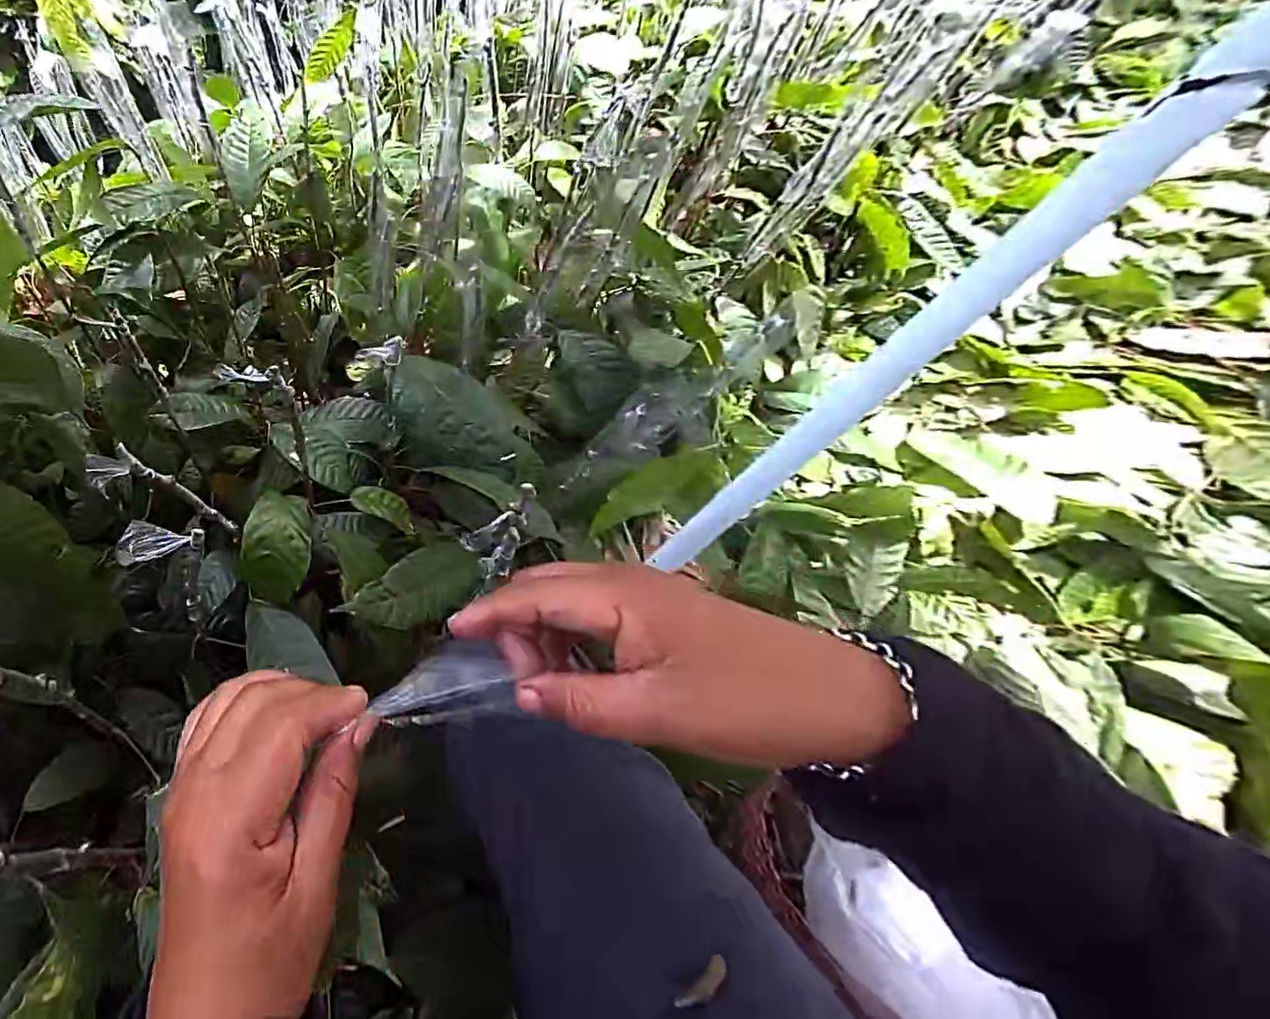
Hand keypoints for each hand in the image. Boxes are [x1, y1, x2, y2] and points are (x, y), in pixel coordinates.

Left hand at [150, 672, 374, 1018]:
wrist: (205, 1009)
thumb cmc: (268, 961)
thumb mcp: (315, 885)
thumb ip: (333, 794)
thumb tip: (357, 727)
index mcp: (228, 817)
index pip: (279, 727)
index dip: (325, 703)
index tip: (365, 702)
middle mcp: (194, 788)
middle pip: (251, 704)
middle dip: (305, 691)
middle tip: (349, 706)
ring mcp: (179, 786)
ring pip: (224, 700)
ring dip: (273, 688)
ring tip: (318, 702)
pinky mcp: (177, 790)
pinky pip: (204, 720)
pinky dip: (240, 699)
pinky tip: (270, 708)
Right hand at [448, 562, 910, 767]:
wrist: (841, 696)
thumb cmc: (746, 701)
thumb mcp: (656, 713)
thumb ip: (579, 701)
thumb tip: (520, 693)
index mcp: (618, 596)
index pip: (533, 594)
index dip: (489, 612)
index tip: (452, 629)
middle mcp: (623, 579)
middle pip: (543, 586)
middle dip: (514, 625)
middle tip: (517, 679)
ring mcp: (641, 590)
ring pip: (565, 596)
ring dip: (541, 632)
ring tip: (546, 681)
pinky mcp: (655, 608)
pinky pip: (590, 609)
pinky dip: (568, 635)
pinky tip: (575, 669)